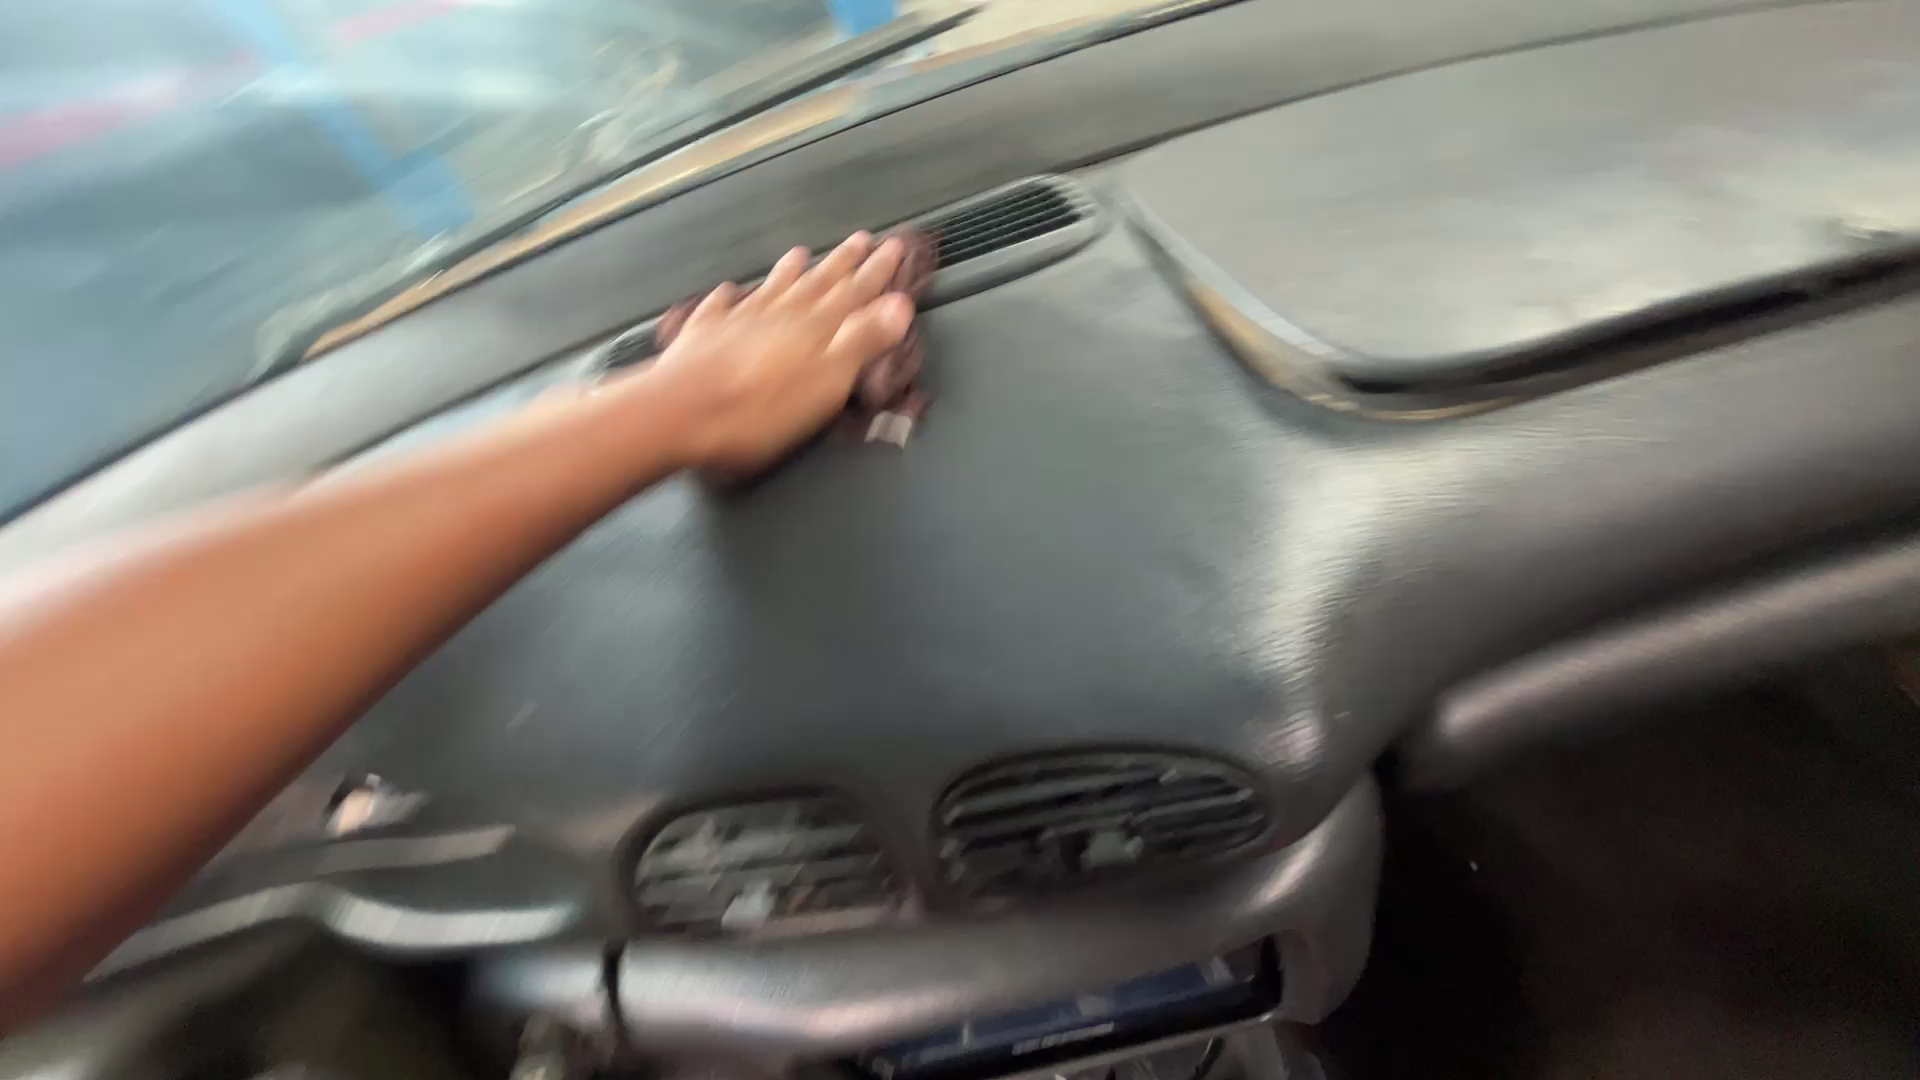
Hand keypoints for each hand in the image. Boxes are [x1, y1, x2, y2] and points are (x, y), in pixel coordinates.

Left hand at [641, 232, 914, 472]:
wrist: (679, 413)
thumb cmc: (758, 409)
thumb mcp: (826, 381)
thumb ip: (862, 341)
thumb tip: (899, 306)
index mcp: (815, 327)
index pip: (855, 292)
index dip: (877, 271)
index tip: (893, 248)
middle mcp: (780, 314)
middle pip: (818, 283)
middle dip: (843, 262)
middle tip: (861, 240)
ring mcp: (740, 321)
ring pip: (774, 288)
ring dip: (791, 272)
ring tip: (803, 253)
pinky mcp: (705, 336)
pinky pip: (722, 307)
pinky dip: (731, 297)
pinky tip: (730, 290)